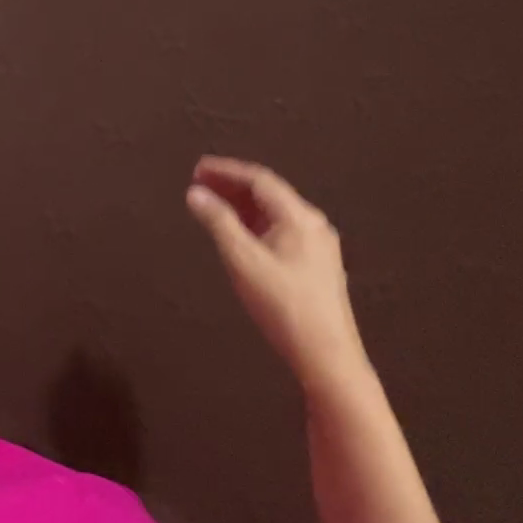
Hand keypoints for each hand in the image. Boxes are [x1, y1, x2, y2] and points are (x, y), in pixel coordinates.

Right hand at [185, 156, 369, 392]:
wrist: (326, 354)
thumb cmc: (281, 303)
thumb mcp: (242, 260)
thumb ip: (218, 222)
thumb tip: (195, 193)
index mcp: (299, 218)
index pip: (260, 180)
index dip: (226, 170)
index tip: (197, 168)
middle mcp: (313, 225)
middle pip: (269, 194)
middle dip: (232, 185)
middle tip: (198, 182)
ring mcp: (318, 246)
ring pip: (274, 213)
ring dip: (241, 204)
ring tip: (211, 203)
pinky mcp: (315, 265)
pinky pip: (279, 229)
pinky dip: (253, 222)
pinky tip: (237, 233)